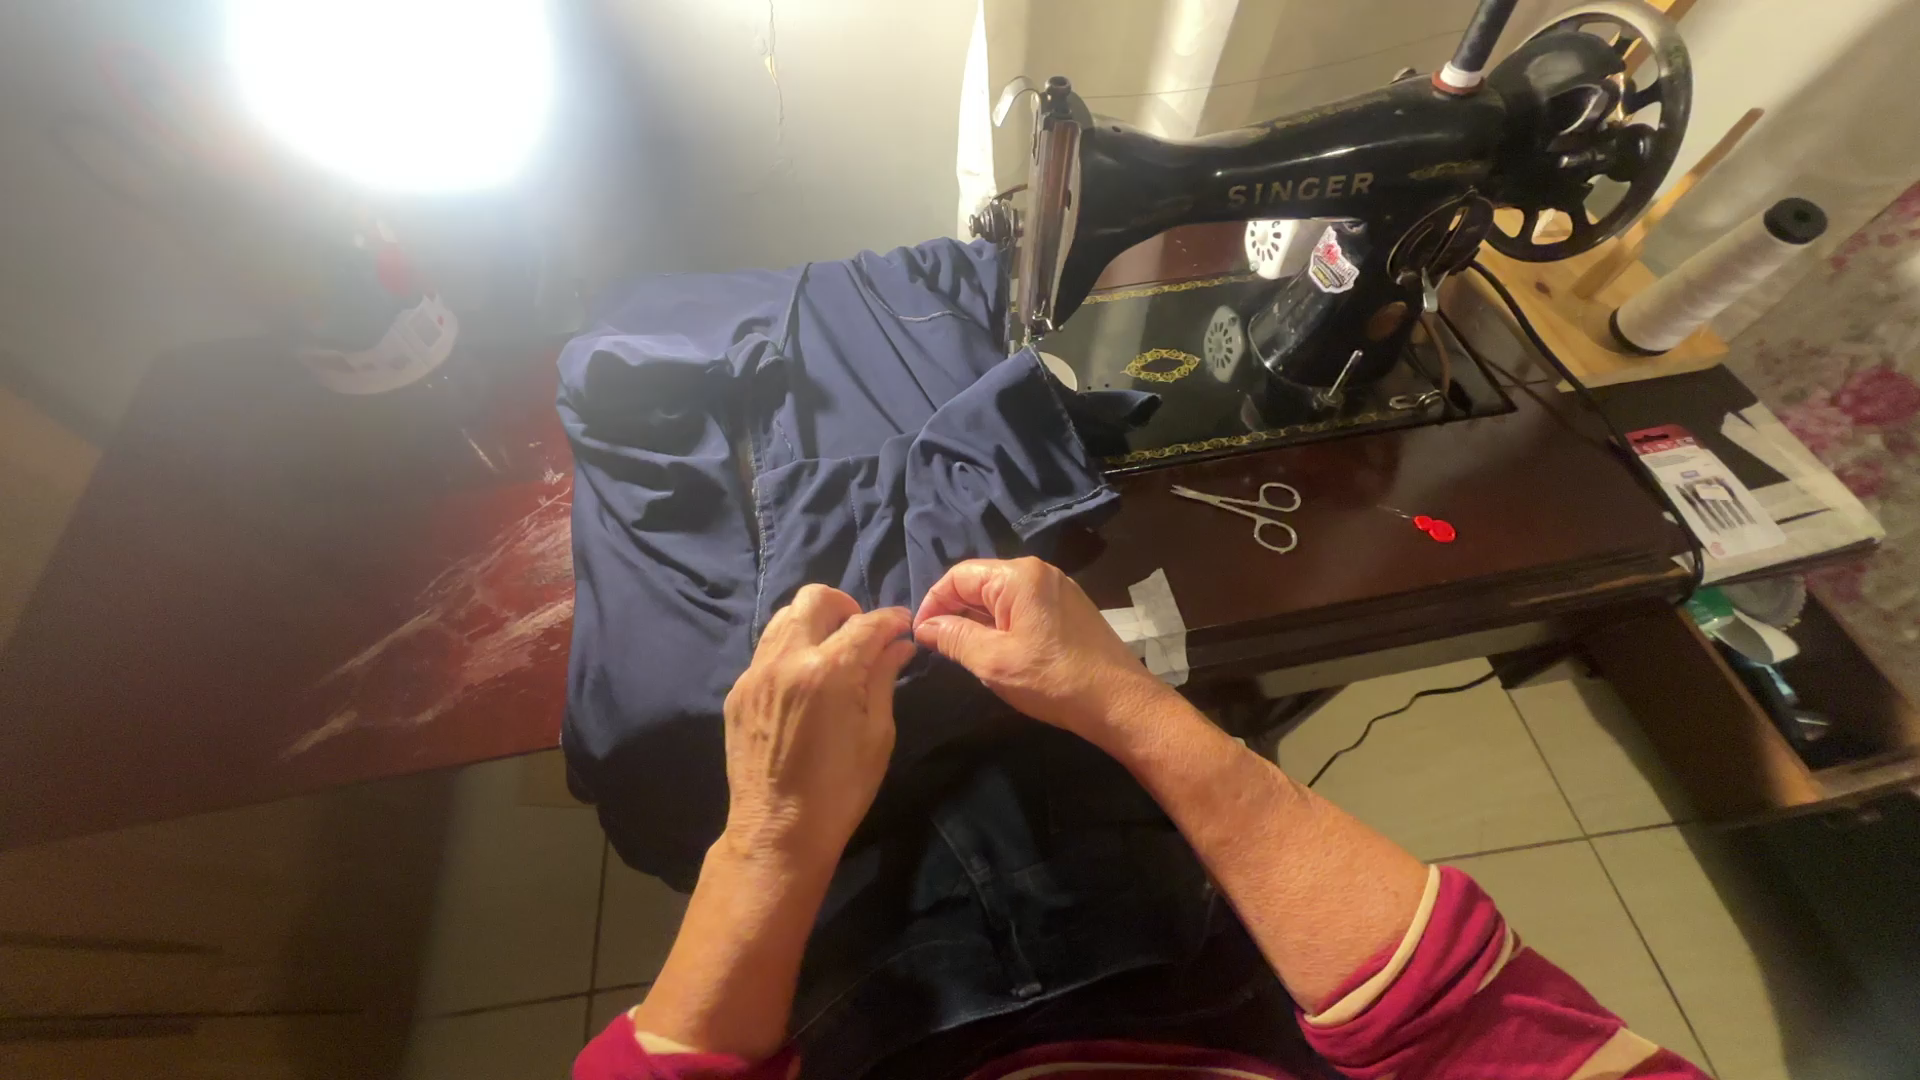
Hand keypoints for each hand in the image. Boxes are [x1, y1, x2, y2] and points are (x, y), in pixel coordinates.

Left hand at [720, 585, 915, 869]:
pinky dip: (792, 648)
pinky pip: (768, 649)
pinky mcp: (739, 690)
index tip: (904, 627)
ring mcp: (756, 673)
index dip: (892, 620)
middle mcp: (787, 659)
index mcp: (828, 671)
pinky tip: (806, 679)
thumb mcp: (877, 733)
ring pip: (785, 616)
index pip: (867, 623)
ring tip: (833, 650)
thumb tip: (898, 646)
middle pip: (815, 598)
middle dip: (847, 605)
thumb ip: (884, 678)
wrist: (778, 831)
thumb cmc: (841, 788)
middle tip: (863, 634)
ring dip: (815, 622)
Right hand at [913, 557, 1172, 742]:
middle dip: (954, 611)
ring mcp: (1057, 589)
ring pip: (1001, 597)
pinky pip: (1022, 607)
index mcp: (1019, 576)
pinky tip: (998, 651)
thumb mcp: (993, 661)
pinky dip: (1002, 624)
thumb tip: (926, 626)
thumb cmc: (1052, 680)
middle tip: (938, 646)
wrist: (1119, 702)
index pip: (958, 576)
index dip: (933, 603)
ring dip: (977, 620)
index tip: (920, 635)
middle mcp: (1039, 572)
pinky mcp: (1068, 609)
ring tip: (964, 651)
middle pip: (980, 582)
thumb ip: (954, 637)